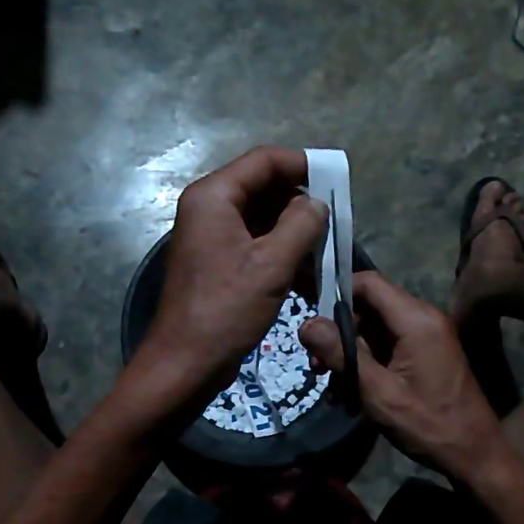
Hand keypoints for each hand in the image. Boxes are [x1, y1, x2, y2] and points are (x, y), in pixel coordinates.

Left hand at [137, 146, 329, 396]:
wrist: (186, 362)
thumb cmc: (226, 309)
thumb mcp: (272, 264)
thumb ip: (301, 224)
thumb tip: (317, 203)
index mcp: (214, 197)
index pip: (264, 160)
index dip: (303, 166)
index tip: (337, 184)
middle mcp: (209, 208)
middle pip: (264, 189)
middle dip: (301, 206)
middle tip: (335, 226)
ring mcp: (211, 237)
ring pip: (263, 220)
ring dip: (295, 235)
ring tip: (324, 256)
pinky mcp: (218, 262)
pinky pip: (255, 245)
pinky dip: (281, 255)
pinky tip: (306, 278)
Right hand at [299, 271, 508, 476]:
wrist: (474, 455)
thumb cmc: (427, 424)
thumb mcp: (377, 391)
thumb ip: (342, 354)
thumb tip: (306, 324)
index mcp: (416, 320)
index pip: (369, 283)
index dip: (335, 293)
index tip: (310, 321)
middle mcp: (423, 318)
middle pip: (368, 307)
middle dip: (337, 333)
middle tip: (316, 364)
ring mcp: (425, 336)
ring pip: (373, 329)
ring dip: (348, 352)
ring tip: (330, 383)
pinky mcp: (424, 353)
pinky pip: (386, 346)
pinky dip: (365, 363)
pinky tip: (349, 391)